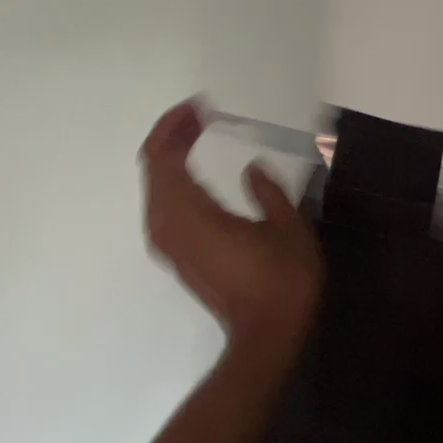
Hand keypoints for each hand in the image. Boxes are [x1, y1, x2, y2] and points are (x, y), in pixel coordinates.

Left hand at [140, 101, 322, 356]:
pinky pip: (164, 207)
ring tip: (197, 140)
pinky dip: (175, 184)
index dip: (175, 128)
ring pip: (156, 189)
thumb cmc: (283, 281)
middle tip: (199, 117)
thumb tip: (251, 169)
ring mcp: (168, 244)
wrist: (266, 334)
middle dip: (171, 138)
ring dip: (171, 161)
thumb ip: (268, 192)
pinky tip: (199, 179)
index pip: (164, 158)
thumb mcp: (289, 229)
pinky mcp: (177, 255)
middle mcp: (167, 226)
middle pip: (153, 170)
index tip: (200, 108)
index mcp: (191, 214)